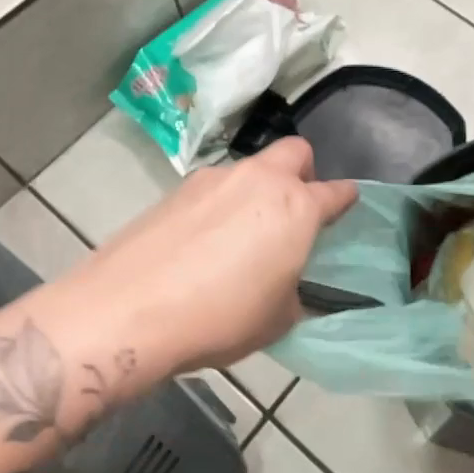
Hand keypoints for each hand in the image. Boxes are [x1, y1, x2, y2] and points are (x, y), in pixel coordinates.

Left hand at [72, 138, 356, 373]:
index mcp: (295, 207)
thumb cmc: (219, 318)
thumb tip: (287, 284)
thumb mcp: (276, 320)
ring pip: (249, 170)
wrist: (127, 311)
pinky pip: (213, 189)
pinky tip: (201, 244)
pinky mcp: (175, 190)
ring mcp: (213, 180)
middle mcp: (259, 180)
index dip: (345, 200)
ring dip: (256, 191)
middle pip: (294, 152)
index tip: (346, 206)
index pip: (335, 192)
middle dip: (303, 172)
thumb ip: (293, 292)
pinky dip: (219, 207)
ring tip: (240, 237)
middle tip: (294, 210)